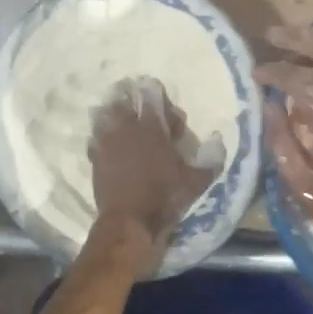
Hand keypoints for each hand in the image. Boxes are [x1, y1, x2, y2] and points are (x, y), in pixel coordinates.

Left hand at [85, 78, 220, 275]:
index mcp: (152, 125)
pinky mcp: (94, 155)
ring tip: (124, 123)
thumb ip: (210, 159)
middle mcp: (126, 126)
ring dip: (115, 114)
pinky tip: (110, 144)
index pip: (152, 92)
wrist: (128, 221)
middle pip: (124, 97)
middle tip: (143, 112)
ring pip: (106, 112)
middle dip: (134, 99)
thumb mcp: (195, 181)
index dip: (159, 96)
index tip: (167, 113)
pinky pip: (95, 134)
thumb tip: (218, 140)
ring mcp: (106, 139)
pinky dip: (102, 134)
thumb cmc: (164, 197)